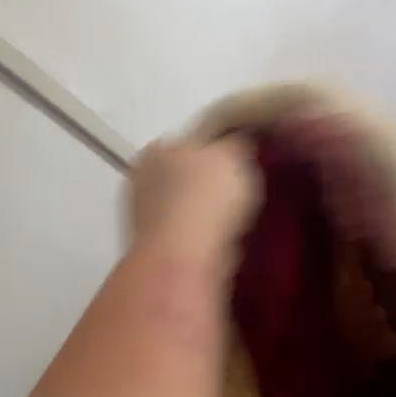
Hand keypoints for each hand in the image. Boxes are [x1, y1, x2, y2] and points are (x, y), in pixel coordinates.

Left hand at [127, 136, 258, 265]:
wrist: (184, 257)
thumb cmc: (208, 198)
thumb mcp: (234, 155)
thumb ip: (236, 141)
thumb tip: (242, 138)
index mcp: (160, 146)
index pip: (200, 139)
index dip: (228, 149)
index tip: (252, 163)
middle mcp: (144, 173)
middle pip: (190, 170)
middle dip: (215, 178)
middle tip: (249, 190)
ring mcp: (144, 210)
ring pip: (188, 200)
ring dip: (208, 206)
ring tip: (241, 216)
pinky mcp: (154, 241)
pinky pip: (188, 227)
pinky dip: (203, 229)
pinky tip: (224, 235)